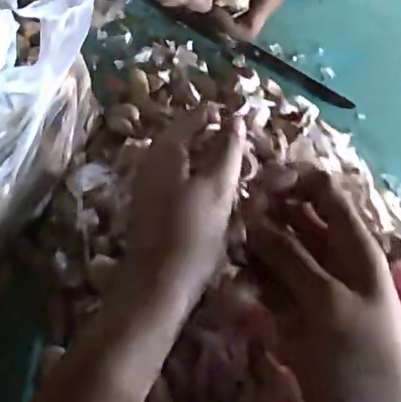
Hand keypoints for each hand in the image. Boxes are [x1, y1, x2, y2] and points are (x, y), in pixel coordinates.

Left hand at [126, 107, 246, 295]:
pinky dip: (200, 178)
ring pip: (186, 157)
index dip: (224, 119)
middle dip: (219, 140)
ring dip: (211, 161)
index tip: (250, 131)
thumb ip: (229, 150)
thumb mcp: (218, 188)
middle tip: (248, 156)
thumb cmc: (191, 234)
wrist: (155, 287)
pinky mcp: (152, 201)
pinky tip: (217, 196)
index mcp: (167, 146)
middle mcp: (153, 155)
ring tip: (238, 176)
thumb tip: (236, 118)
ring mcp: (149, 178)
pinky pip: (180, 176)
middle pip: (190, 134)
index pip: (198, 114)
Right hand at [248, 170, 400, 401]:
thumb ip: (291, 255)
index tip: (255, 181)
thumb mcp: (330, 302)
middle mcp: (329, 257)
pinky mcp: (291, 320)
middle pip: (294, 217)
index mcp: (352, 243)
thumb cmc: (364, 356)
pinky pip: (265, 287)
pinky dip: (247, 282)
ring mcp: (309, 289)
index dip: (291, 178)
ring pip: (275, 251)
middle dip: (263, 211)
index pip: (322, 189)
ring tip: (224, 247)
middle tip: (231, 215)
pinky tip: (228, 283)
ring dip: (250, 247)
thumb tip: (252, 216)